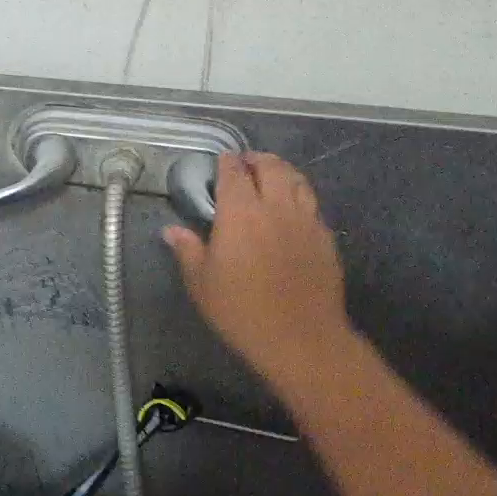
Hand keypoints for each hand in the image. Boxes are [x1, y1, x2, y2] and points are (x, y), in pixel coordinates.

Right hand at [164, 152, 351, 384]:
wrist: (298, 336)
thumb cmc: (239, 309)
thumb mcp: (201, 282)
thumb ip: (188, 250)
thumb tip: (171, 230)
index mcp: (241, 214)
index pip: (234, 175)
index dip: (227, 163)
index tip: (221, 159)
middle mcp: (276, 208)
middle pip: (272, 169)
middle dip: (257, 160)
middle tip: (246, 162)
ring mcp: (306, 221)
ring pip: (298, 181)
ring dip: (283, 171)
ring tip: (272, 174)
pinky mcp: (325, 237)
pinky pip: (312, 204)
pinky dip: (299, 195)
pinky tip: (292, 207)